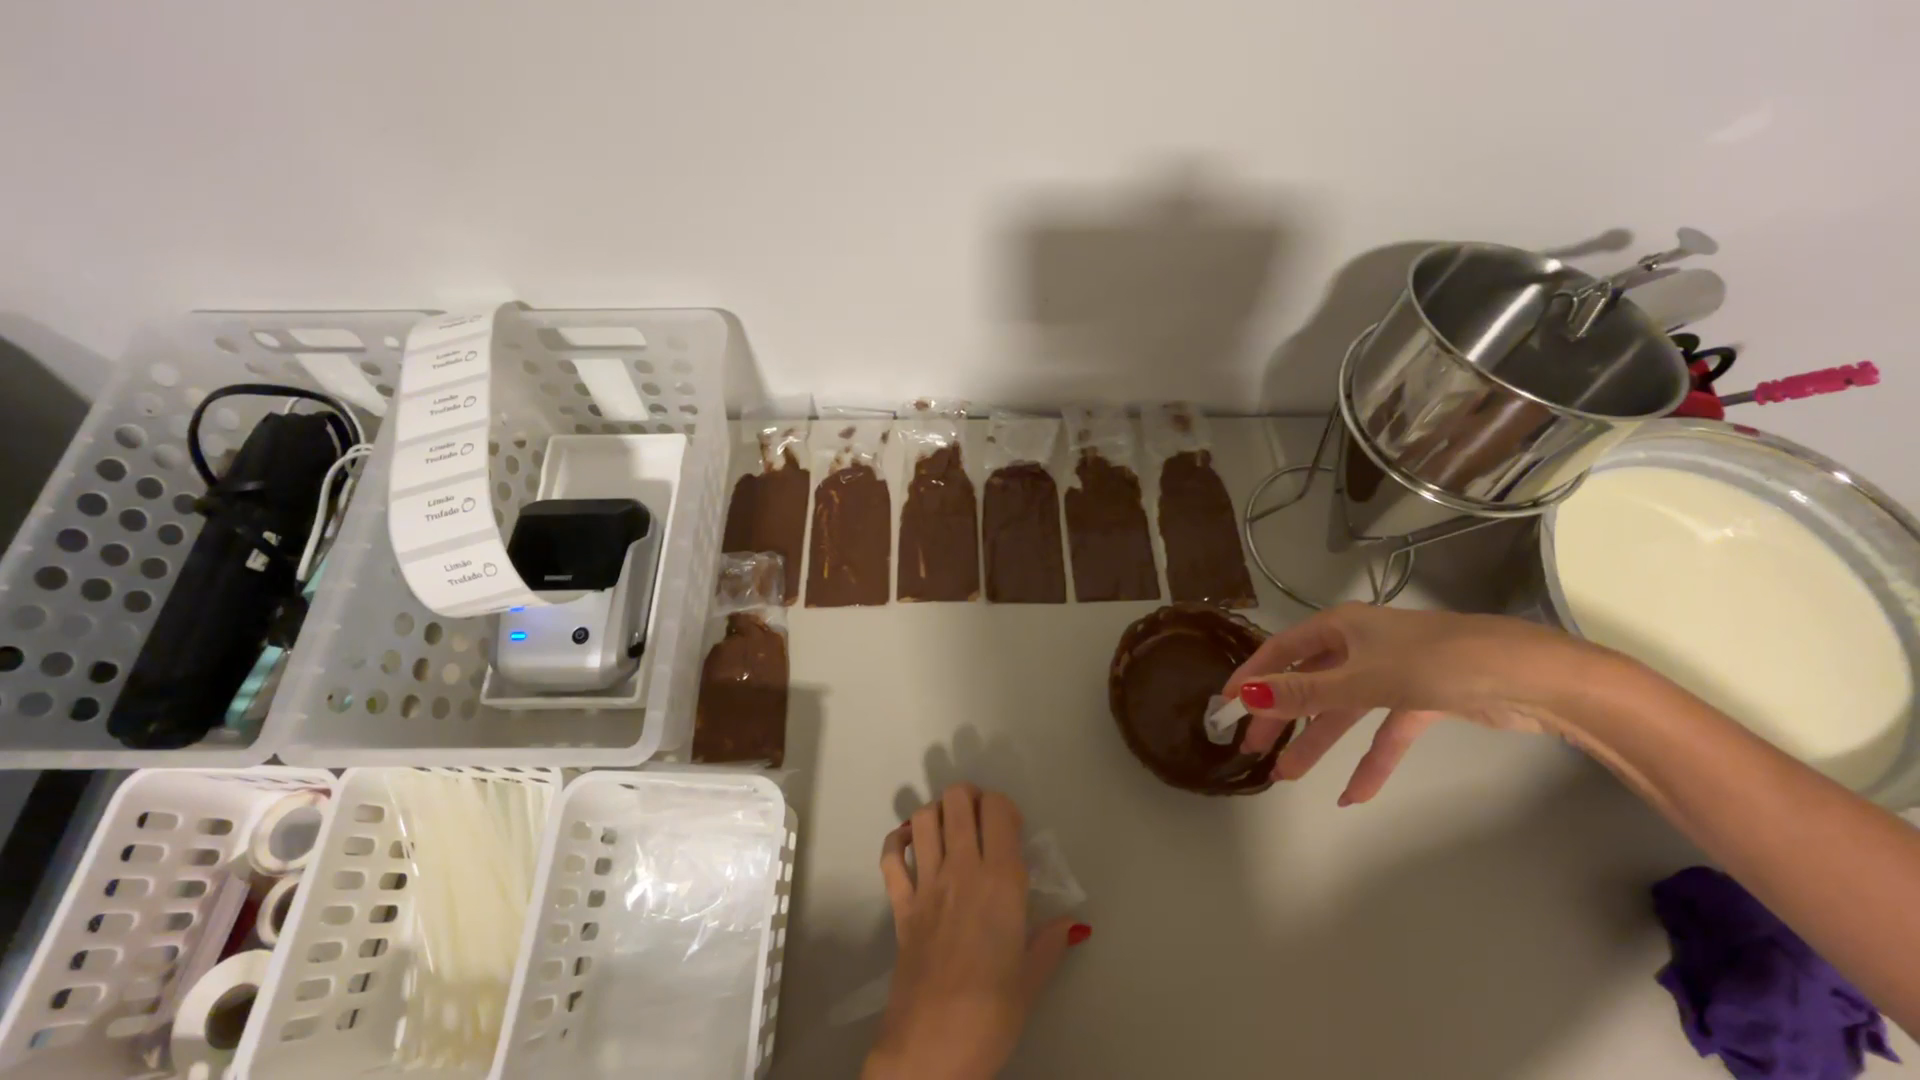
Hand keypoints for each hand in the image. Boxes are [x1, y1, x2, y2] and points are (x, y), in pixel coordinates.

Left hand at [863, 784, 1080, 1079]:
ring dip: (937, 812)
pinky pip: (890, 857)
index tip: (1013, 828)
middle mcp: (962, 870)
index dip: (1005, 807)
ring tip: (950, 827)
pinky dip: (897, 840)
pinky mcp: (899, 906)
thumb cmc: (991, 1014)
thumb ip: (1051, 942)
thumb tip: (1073, 924)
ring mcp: (925, 885)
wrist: (931, 1048)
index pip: (998, 810)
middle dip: (970, 797)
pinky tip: (910, 844)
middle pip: (957, 801)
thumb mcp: (1031, 979)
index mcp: (1001, 882)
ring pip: (923, 818)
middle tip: (982, 818)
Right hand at [1223, 603, 1615, 803]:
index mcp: (1342, 627)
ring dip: (1319, 743)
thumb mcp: (1363, 678)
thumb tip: (1243, 695)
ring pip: (1343, 711)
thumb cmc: (1439, 662)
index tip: (1225, 706)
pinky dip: (1370, 761)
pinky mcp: (1421, 700)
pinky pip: (1384, 732)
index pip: (1281, 650)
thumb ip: (1303, 693)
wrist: (1532, 677)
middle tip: (1254, 750)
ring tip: (1287, 776)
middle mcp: (1361, 646)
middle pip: (1310, 683)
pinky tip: (1354, 794)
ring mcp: (1392, 673)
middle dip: (1281, 717)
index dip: (1252, 676)